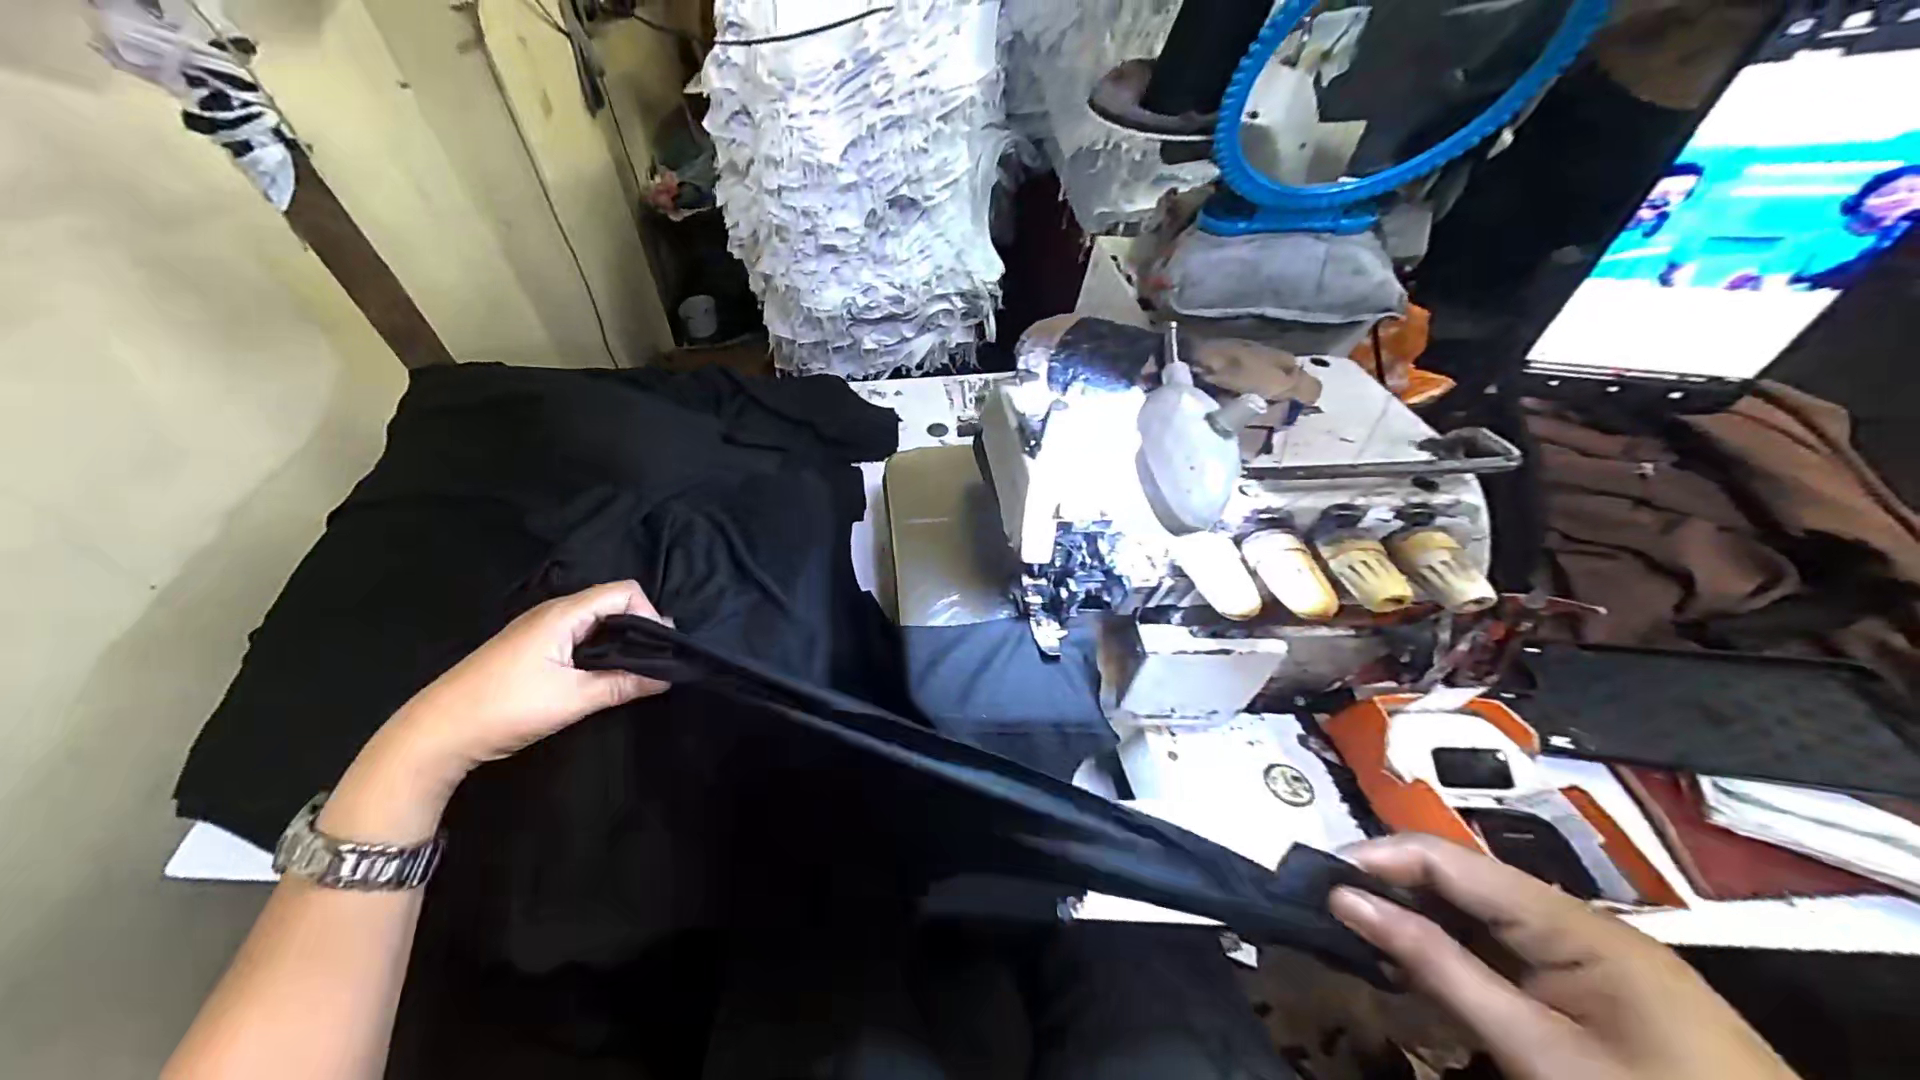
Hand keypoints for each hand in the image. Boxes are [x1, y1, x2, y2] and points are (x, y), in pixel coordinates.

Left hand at [318, 582, 667, 843]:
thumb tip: (667, 677)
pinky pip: (579, 635)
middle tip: (657, 662)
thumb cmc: (505, 709)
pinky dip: (600, 649)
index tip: (661, 649)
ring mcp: (539, 629)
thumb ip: (624, 684)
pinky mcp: (531, 648)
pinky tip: (604, 674)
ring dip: (620, 640)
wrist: (434, 735)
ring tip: (636, 670)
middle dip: (640, 628)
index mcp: (562, 614)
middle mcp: (552, 613)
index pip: (624, 592)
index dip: (650, 614)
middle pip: (612, 603)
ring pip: (595, 620)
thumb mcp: (572, 699)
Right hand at [1328, 834, 1798, 1079]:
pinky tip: (1426, 964)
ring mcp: (1591, 953)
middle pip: (1466, 877)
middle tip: (1331, 901)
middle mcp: (1580, 921)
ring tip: (1364, 928)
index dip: (1381, 856)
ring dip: (1422, 915)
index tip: (1320, 872)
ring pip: (1482, 911)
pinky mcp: (1596, 984)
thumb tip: (1346, 900)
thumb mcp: (1535, 1050)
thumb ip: (1436, 967)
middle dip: (1395, 883)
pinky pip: (1508, 946)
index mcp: (1575, 922)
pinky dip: (1458, 948)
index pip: (1452, 858)